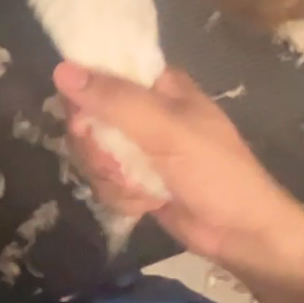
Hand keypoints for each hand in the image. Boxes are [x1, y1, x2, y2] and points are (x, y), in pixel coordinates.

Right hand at [54, 62, 303, 283]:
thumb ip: (115, 101)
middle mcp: (145, 111)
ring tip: (140, 188)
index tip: (83, 121)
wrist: (241, 232)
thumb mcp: (166, 130)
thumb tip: (62, 70)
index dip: (84, 94)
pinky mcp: (135, 179)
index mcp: (159, 85)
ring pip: (92, 152)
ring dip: (111, 176)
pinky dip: (121, 196)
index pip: (103, 70)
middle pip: (89, 117)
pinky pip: (104, 180)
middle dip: (98, 148)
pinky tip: (146, 204)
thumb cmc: (215, 172)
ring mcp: (139, 147)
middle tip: (116, 162)